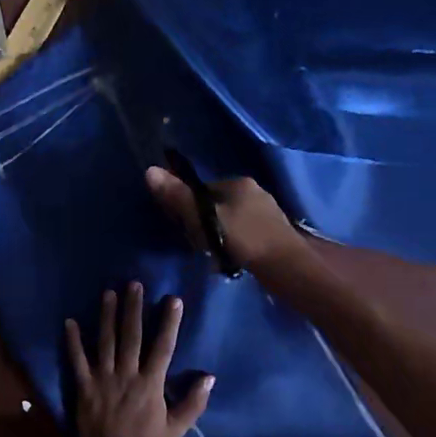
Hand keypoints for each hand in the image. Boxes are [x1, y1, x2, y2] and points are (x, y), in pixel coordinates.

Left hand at [66, 282, 212, 436]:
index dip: (168, 322)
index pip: (162, 347)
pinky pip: (77, 360)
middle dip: (134, 308)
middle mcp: (127, 374)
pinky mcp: (84, 386)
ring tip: (109, 293)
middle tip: (135, 284)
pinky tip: (69, 322)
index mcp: (150, 383)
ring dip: (107, 316)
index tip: (173, 300)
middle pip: (131, 336)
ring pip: (106, 342)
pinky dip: (73, 342)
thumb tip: (209, 377)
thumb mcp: (176, 429)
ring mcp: (103, 378)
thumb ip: (194, 403)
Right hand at [145, 167, 313, 276]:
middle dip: (205, 223)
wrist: (285, 265)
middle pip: (216, 204)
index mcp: (238, 182)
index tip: (186, 228)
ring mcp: (267, 211)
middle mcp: (255, 191)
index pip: (202, 190)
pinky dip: (235, 242)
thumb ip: (178, 198)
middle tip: (202, 245)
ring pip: (230, 219)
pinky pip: (244, 231)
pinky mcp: (274, 231)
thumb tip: (150, 170)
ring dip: (220, 235)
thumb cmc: (243, 239)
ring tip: (217, 254)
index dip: (189, 208)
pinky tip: (234, 257)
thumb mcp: (204, 219)